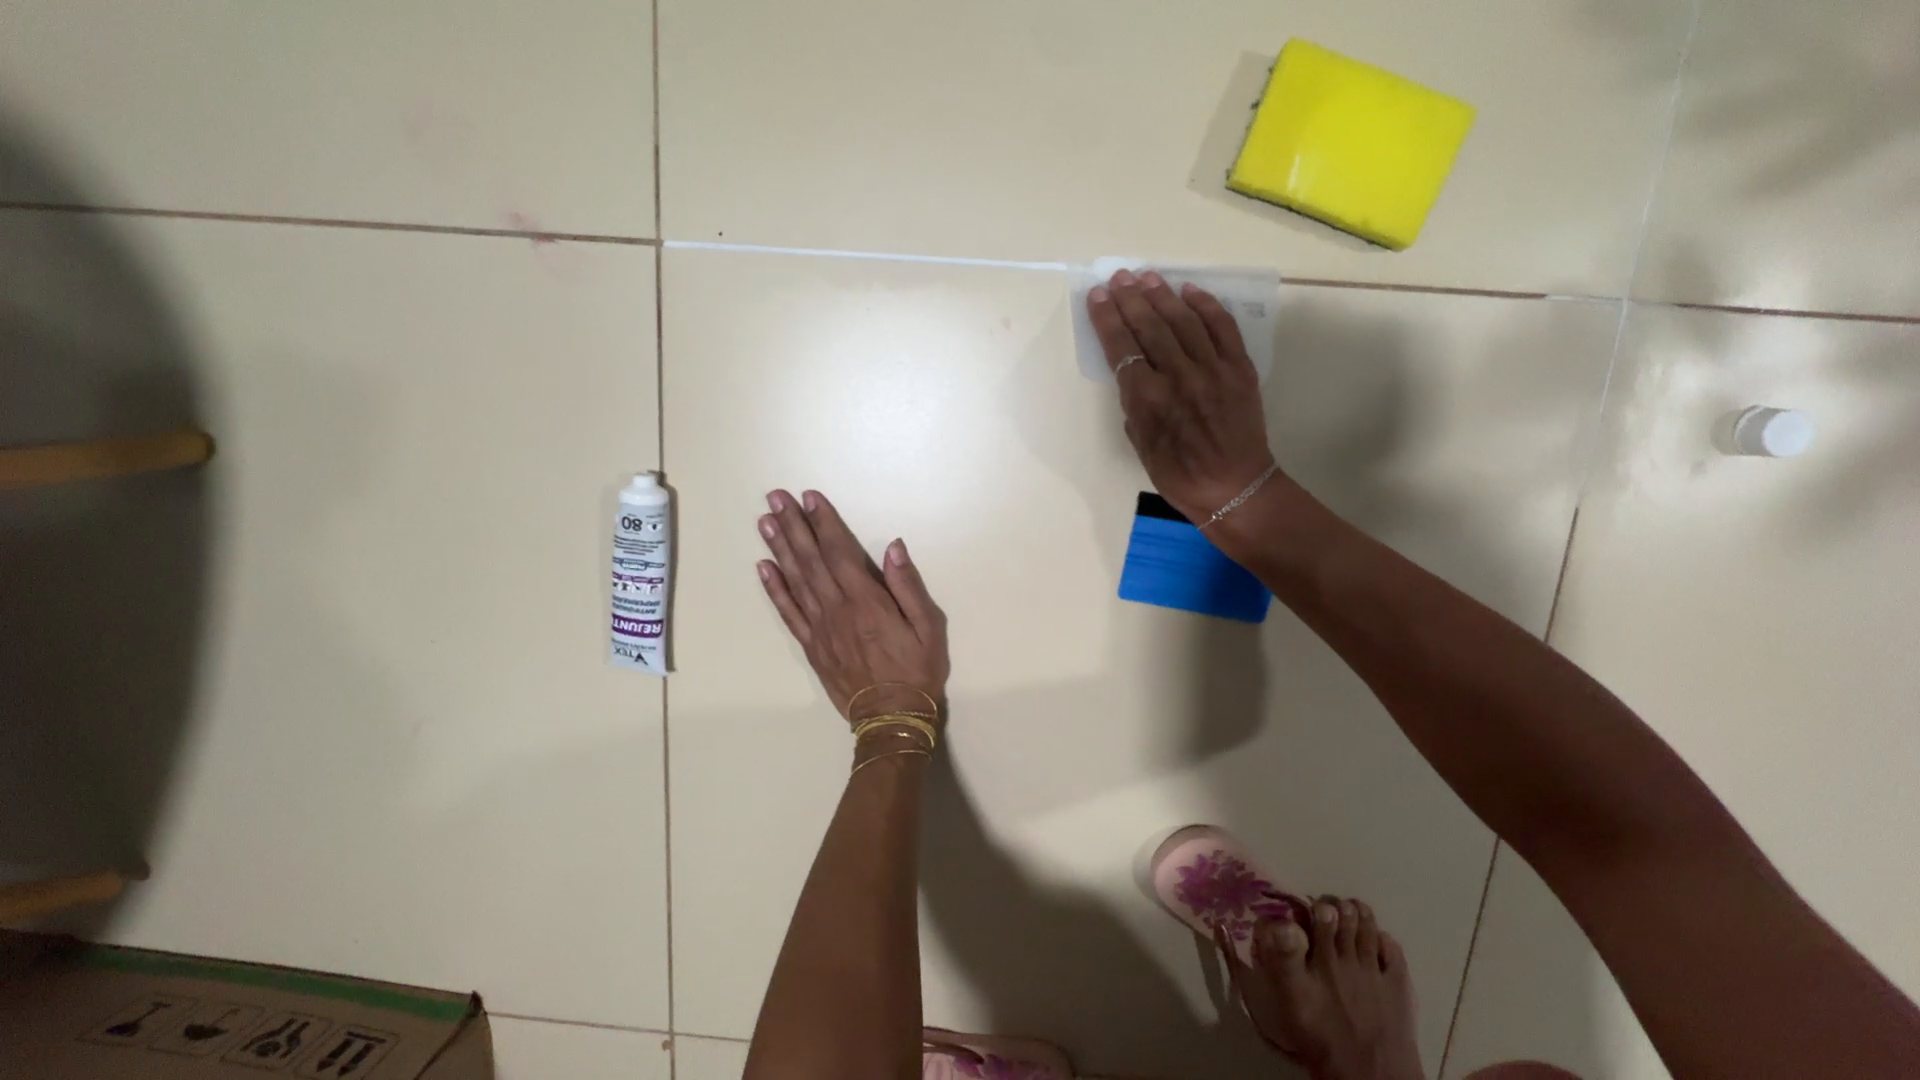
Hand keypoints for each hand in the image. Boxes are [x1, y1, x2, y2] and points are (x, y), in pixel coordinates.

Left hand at [756, 489, 949, 722]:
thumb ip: (908, 586)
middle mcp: (836, 610)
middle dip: (793, 525)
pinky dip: (774, 589)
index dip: (824, 523)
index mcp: (866, 602)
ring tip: (765, 520)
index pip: (840, 552)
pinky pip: (788, 612)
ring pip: (795, 580)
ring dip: (779, 548)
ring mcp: (820, 628)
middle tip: (775, 497)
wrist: (892, 719)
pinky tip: (763, 568)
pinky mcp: (811, 646)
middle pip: (811, 560)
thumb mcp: (928, 628)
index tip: (809, 497)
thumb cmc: (917, 671)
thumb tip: (893, 546)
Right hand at [1086, 269, 1279, 524]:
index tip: (1097, 297)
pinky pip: (1222, 327)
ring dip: (1162, 295)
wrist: (1235, 487)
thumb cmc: (1180, 476)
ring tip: (1146, 277)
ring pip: (1183, 321)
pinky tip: (1189, 292)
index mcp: (1148, 400)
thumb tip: (1134, 374)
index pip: (1121, 348)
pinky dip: (1206, 306)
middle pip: (1149, 327)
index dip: (1107, 319)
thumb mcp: (1141, 445)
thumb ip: (1134, 405)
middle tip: (1118, 277)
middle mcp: (1178, 377)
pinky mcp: (1239, 369)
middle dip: (1130, 299)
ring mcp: (1212, 369)